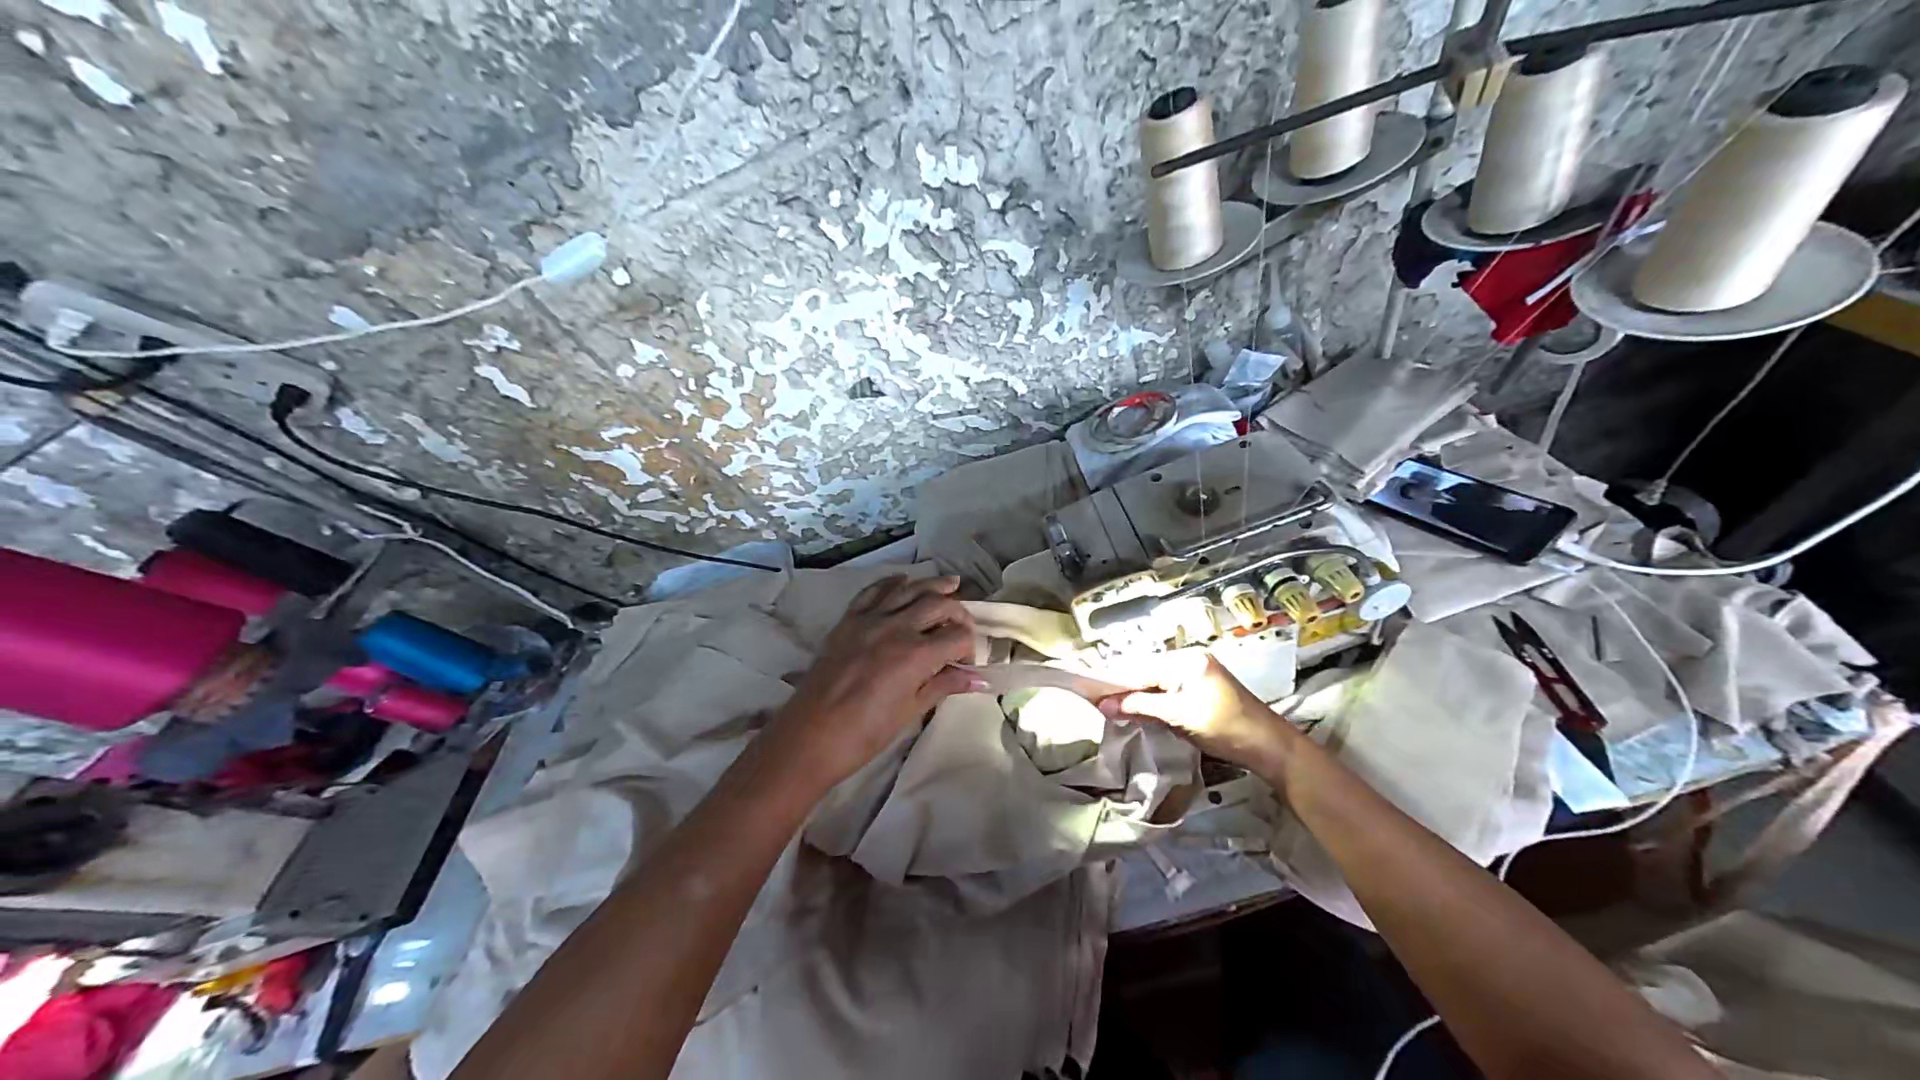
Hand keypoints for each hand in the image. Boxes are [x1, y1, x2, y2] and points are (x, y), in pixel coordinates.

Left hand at [763, 575, 982, 788]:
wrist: (811, 735)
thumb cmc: (865, 733)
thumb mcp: (911, 710)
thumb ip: (944, 685)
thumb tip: (978, 679)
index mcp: (917, 654)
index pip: (958, 636)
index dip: (968, 648)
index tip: (964, 663)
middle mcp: (897, 628)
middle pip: (939, 605)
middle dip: (958, 613)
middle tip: (963, 625)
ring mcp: (870, 620)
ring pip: (909, 589)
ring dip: (933, 585)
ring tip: (950, 583)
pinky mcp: (848, 621)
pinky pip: (873, 592)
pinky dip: (892, 583)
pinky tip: (903, 581)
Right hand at [1097, 649, 1299, 777]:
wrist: (1272, 748)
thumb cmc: (1227, 728)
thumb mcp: (1179, 716)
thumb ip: (1140, 707)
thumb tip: (1102, 705)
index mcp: (1186, 660)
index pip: (1140, 669)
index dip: (1113, 683)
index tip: (1087, 694)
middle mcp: (1190, 661)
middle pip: (1146, 674)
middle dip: (1122, 690)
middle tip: (1094, 704)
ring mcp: (1196, 676)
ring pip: (1155, 684)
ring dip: (1135, 698)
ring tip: (1108, 709)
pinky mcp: (1200, 692)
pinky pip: (1166, 693)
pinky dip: (1151, 703)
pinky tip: (1136, 713)